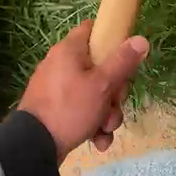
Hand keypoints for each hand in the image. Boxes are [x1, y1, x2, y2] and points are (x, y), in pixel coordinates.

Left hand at [18, 20, 150, 161]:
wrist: (34, 145)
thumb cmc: (69, 108)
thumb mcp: (102, 85)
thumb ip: (122, 62)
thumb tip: (141, 39)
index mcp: (69, 50)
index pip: (92, 29)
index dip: (112, 39)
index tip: (125, 56)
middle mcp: (62, 65)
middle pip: (100, 68)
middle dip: (114, 93)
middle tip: (114, 103)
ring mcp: (58, 89)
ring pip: (95, 95)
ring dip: (106, 114)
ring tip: (104, 129)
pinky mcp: (57, 110)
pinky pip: (83, 112)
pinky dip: (93, 126)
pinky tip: (98, 141)